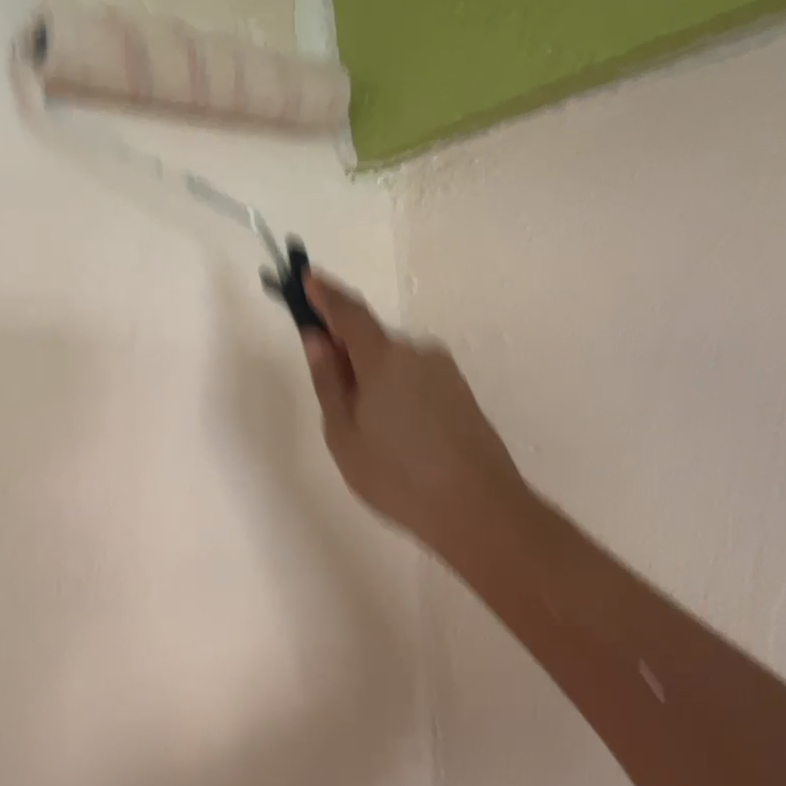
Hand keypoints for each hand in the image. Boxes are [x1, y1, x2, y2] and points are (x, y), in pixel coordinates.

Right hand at [299, 274, 531, 548]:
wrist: (480, 510)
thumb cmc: (397, 475)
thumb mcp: (343, 433)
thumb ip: (328, 381)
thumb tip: (317, 339)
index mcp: (384, 357)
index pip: (347, 311)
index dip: (324, 293)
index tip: (305, 275)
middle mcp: (417, 353)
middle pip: (370, 340)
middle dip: (345, 352)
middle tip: (328, 391)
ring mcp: (444, 373)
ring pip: (393, 364)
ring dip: (371, 379)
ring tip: (366, 434)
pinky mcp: (460, 394)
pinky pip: (413, 381)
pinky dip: (394, 394)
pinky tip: (395, 439)